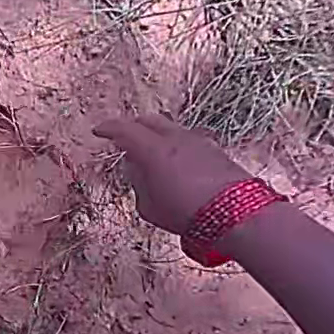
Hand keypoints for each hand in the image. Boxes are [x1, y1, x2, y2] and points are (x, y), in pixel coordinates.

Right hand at [93, 114, 252, 234]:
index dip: (109, 128)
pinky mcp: (213, 150)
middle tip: (123, 136)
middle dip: (133, 126)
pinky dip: (173, 144)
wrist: (234, 213)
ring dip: (156, 134)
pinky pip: (185, 139)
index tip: (99, 130)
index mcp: (153, 150)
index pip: (125, 130)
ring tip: (149, 150)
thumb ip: (138, 183)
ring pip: (170, 128)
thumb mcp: (148, 206)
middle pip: (149, 120)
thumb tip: (136, 168)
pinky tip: (173, 160)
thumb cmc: (184, 212)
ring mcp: (197, 141)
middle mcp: (175, 138)